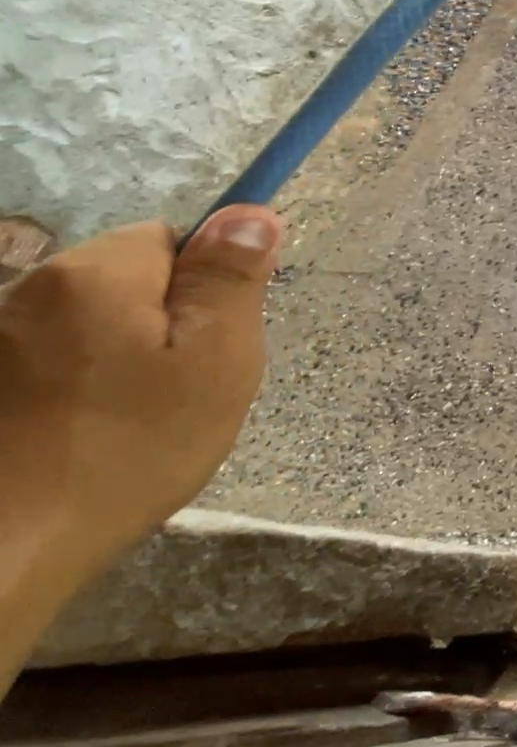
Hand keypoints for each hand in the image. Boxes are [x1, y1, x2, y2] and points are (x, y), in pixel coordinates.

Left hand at [0, 205, 280, 690]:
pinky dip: (88, 382)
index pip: (173, 237)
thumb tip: (251, 213)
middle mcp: (29, 291)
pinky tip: (100, 429)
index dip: (210, 281)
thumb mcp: (217, 356)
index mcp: (94, 275)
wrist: (12, 545)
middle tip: (192, 380)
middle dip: (171, 317)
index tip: (219, 336)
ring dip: (129, 351)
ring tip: (145, 412)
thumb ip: (231, 278)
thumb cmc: (136, 443)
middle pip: (131, 278)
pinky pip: (60, 357)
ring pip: (96, 320)